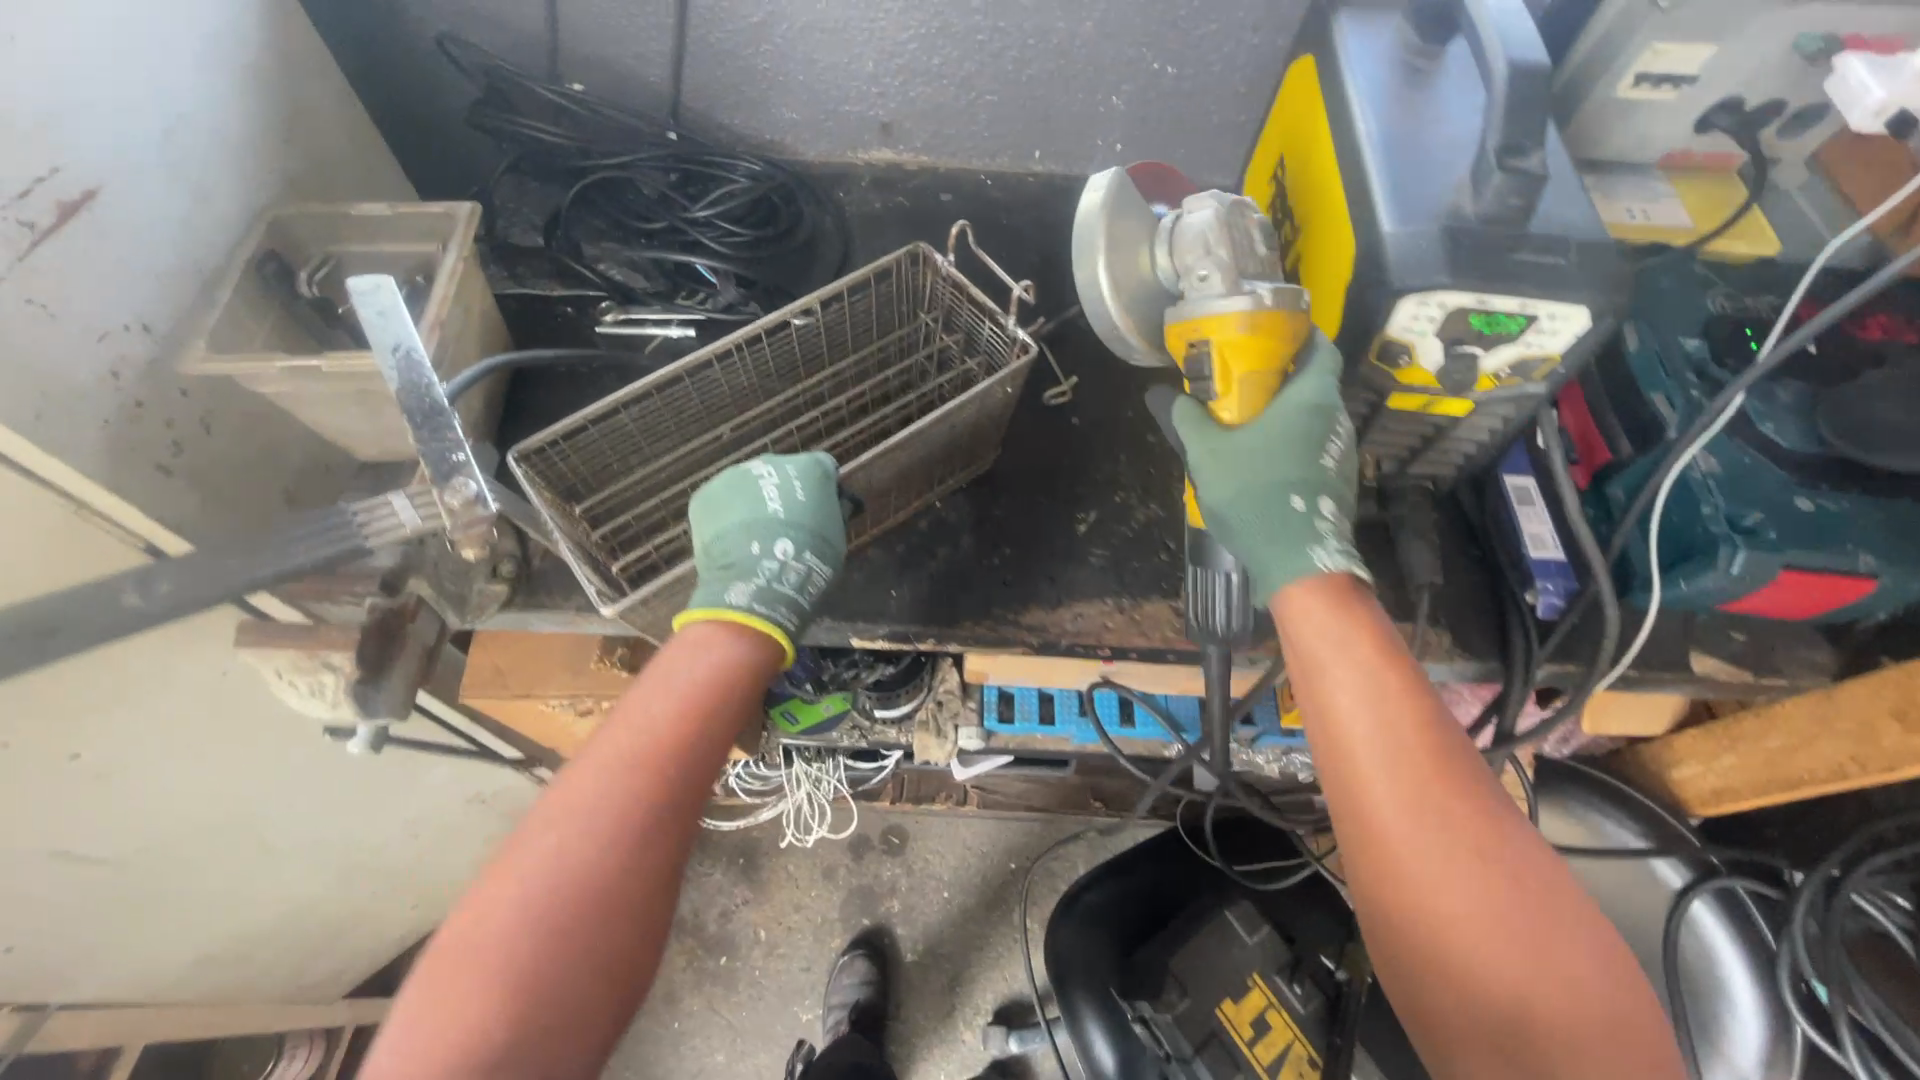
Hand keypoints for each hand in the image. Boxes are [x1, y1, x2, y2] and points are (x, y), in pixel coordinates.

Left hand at [671, 452, 846, 667]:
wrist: (757, 580)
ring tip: (754, 537)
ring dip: (753, 503)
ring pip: (748, 485)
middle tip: (785, 525)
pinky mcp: (705, 495)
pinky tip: (732, 542)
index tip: (821, 509)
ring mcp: (734, 475)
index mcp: (811, 468)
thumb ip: (834, 512)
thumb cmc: (808, 559)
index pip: (824, 468)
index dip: (823, 489)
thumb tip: (834, 504)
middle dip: (785, 492)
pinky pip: (721, 502)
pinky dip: (726, 517)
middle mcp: (772, 462)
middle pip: (782, 472)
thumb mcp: (836, 537)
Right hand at [1145, 333, 1369, 600]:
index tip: (1271, 337)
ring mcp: (1343, 453)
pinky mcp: (1340, 482)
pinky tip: (1265, 463)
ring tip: (1249, 424)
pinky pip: (1316, 448)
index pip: (1321, 348)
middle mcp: (1337, 418)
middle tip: (1245, 381)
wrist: (1296, 560)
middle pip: (1315, 384)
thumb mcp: (1207, 453)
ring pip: (1315, 419)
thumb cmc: (1253, 493)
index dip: (1300, 336)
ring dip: (1286, 416)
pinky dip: (1293, 445)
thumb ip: (1186, 418)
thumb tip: (1159, 392)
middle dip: (1282, 379)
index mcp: (1312, 398)